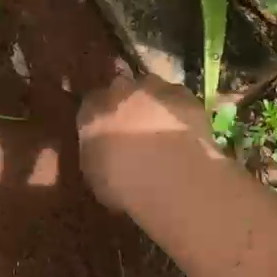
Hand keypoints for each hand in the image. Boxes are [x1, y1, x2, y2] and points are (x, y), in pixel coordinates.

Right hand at [77, 76, 217, 211]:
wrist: (175, 182)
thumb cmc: (127, 188)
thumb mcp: (95, 176)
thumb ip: (95, 150)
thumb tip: (101, 146)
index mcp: (93, 111)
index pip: (91, 103)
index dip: (100, 118)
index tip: (106, 133)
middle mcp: (121, 90)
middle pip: (120, 88)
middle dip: (125, 104)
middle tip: (133, 129)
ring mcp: (154, 88)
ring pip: (150, 88)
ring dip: (152, 103)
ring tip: (161, 130)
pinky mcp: (184, 94)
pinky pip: (177, 97)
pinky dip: (178, 110)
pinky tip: (184, 132)